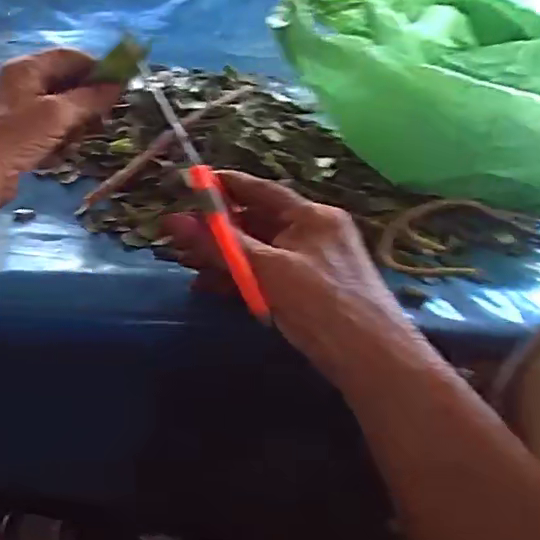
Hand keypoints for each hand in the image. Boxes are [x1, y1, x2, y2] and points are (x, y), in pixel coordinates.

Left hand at [0, 48, 121, 201]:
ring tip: (73, 142)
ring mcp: (15, 112)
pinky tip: (56, 156)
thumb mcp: (59, 113)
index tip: (119, 86)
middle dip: (85, 103)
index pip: (70, 57)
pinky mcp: (14, 138)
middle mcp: (19, 85)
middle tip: (100, 121)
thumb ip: (91, 97)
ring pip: (58, 112)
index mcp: (26, 68)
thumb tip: (118, 86)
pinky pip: (46, 133)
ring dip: (72, 127)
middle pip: (65, 85)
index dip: (96, 69)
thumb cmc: (17, 136)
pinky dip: (56, 142)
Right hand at [161, 171, 421, 379]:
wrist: (367, 355)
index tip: (188, 183)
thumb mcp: (262, 269)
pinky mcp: (299, 286)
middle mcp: (310, 232)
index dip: (223, 185)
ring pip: (251, 249)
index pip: (260, 190)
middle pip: (251, 221)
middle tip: (175, 237)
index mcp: (311, 217)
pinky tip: (206, 286)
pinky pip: (258, 272)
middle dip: (212, 230)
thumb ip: (217, 244)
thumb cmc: (319, 302)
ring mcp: (305, 260)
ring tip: (185, 265)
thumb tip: (172, 220)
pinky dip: (233, 276)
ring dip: (217, 256)